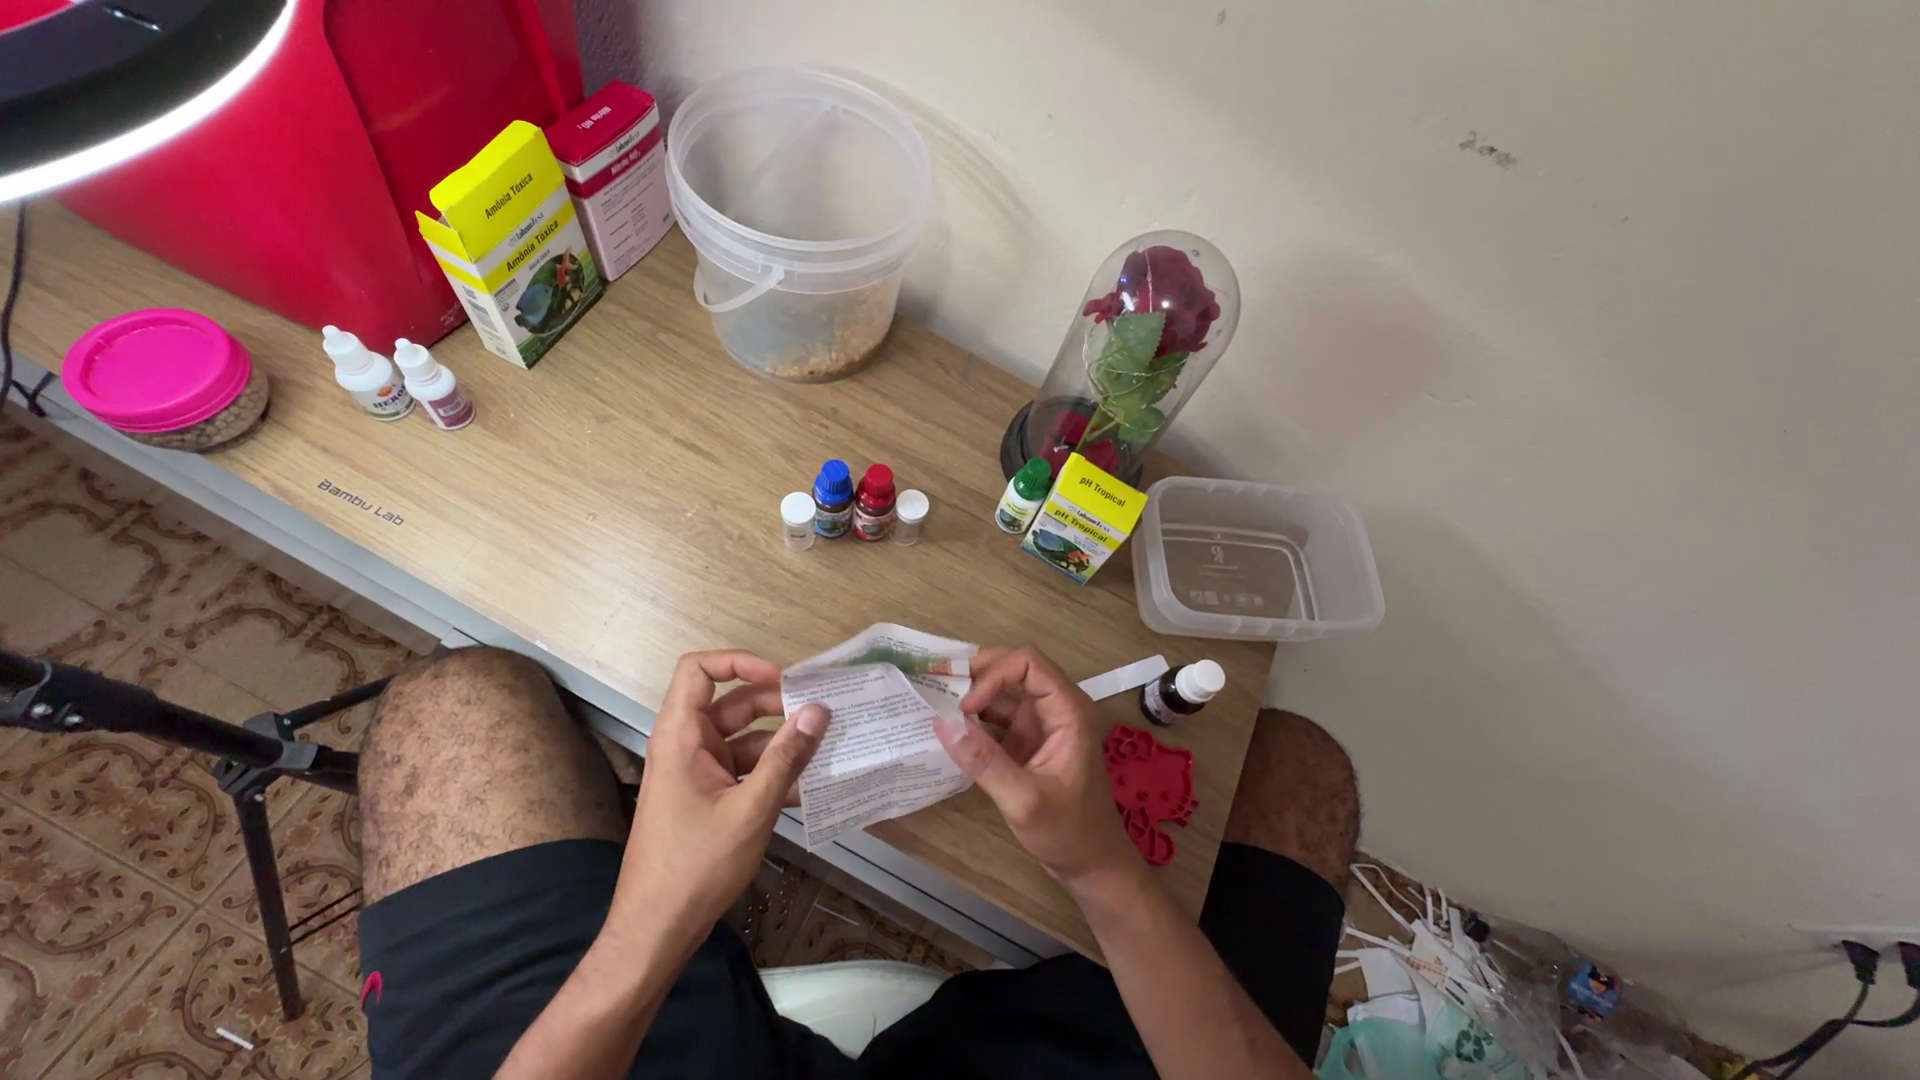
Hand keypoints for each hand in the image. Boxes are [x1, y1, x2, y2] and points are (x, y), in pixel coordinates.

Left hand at [611, 650, 829, 938]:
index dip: (739, 662)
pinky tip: (808, 789)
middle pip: (732, 704)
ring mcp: (697, 772)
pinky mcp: (708, 797)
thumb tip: (819, 711)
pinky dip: (772, 773)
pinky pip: (744, 770)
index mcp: (681, 736)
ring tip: (826, 751)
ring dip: (781, 744)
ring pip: (744, 739)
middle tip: (822, 716)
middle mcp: (686, 745)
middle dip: (777, 706)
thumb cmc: (696, 864)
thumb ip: (786, 757)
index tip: (781, 679)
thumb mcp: (751, 809)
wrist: (657, 929)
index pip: (699, 670)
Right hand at [937, 645, 1140, 891]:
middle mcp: (1056, 708)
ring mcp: (1042, 724)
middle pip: (1015, 668)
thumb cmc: (1069, 832)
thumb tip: (941, 725)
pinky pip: (998, 716)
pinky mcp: (1028, 741)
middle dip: (978, 674)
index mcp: (1068, 711)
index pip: (1028, 663)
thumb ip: (985, 762)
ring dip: (972, 693)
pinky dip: (974, 717)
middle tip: (940, 687)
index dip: (994, 674)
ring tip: (936, 702)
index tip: (966, 706)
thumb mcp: (1024, 800)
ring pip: (1004, 691)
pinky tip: (950, 728)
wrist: (1091, 864)